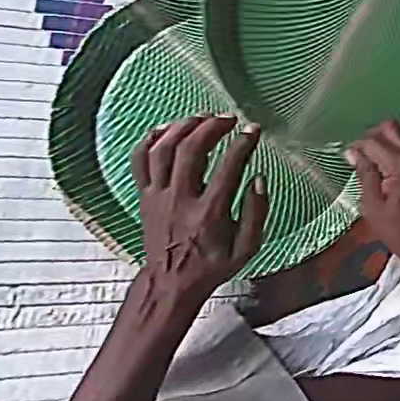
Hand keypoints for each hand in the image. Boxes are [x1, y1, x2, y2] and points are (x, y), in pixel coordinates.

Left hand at [132, 115, 268, 309]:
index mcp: (210, 214)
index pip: (229, 167)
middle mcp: (181, 200)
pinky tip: (166, 128)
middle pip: (192, 150)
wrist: (171, 283)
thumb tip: (259, 179)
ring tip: (201, 117)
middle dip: (212, 127)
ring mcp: (158, 197)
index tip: (253, 130)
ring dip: (183, 127)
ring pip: (164, 150)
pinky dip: (150, 140)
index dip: (243, 143)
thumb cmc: (211, 265)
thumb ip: (257, 213)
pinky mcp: (144, 196)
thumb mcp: (247, 248)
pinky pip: (140, 161)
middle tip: (228, 118)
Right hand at [346, 121, 399, 265]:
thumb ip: (364, 174)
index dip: (357, 147)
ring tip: (376, 158)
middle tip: (362, 153)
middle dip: (373, 135)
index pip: (373, 141)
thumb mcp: (373, 206)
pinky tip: (394, 163)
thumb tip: (352, 152)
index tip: (349, 157)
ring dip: (389, 138)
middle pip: (392, 127)